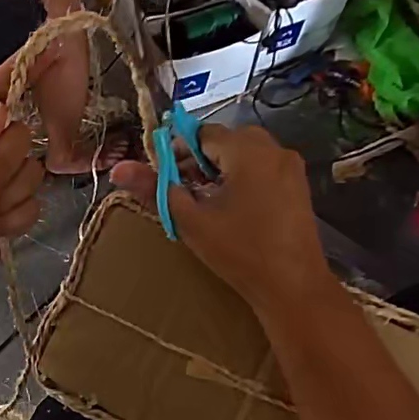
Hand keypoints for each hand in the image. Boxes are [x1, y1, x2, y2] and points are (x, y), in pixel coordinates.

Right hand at [110, 124, 333, 315]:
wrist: (293, 286)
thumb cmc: (239, 251)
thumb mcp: (190, 220)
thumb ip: (155, 188)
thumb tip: (118, 168)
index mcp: (248, 150)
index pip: (202, 133)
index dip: (180, 152)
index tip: (168, 178)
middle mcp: (274, 149)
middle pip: (226, 141)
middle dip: (201, 161)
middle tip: (186, 191)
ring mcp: (291, 168)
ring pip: (246, 154)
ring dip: (222, 169)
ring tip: (207, 202)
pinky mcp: (299, 187)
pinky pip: (264, 169)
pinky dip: (243, 179)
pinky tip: (234, 210)